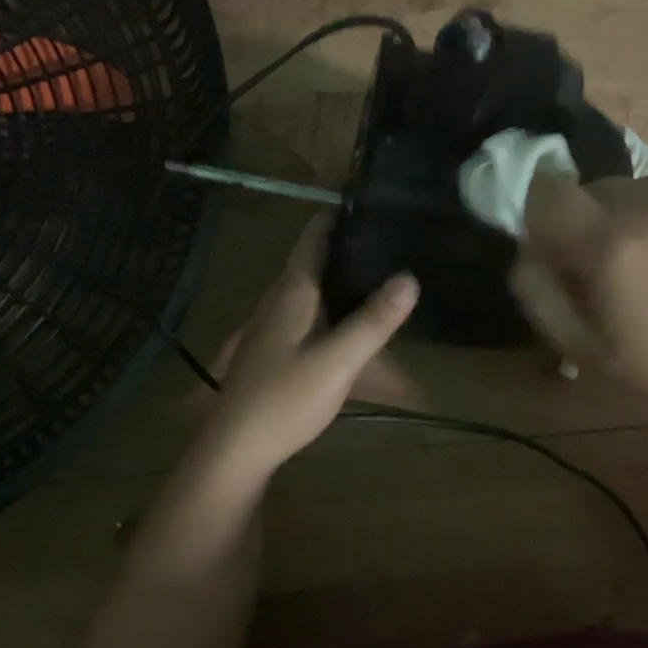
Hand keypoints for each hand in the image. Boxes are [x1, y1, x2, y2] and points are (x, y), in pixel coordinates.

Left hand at [201, 218, 417, 470]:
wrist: (238, 447)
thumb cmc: (286, 398)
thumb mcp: (338, 361)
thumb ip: (373, 321)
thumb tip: (409, 277)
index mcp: (292, 292)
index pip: (314, 236)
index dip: (339, 215)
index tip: (373, 200)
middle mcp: (279, 300)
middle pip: (313, 260)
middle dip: (348, 246)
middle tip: (392, 237)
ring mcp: (273, 327)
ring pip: (311, 289)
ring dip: (341, 278)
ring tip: (381, 273)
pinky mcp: (275, 351)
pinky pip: (309, 315)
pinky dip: (333, 308)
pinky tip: (353, 323)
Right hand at [510, 174, 647, 436]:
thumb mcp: (579, 347)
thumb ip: (536, 290)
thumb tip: (527, 248)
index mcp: (612, 244)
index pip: (548, 194)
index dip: (545, 221)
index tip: (558, 252)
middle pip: (597, 189)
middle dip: (593, 223)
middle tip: (615, 271)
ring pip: (643, 188)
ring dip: (637, 218)